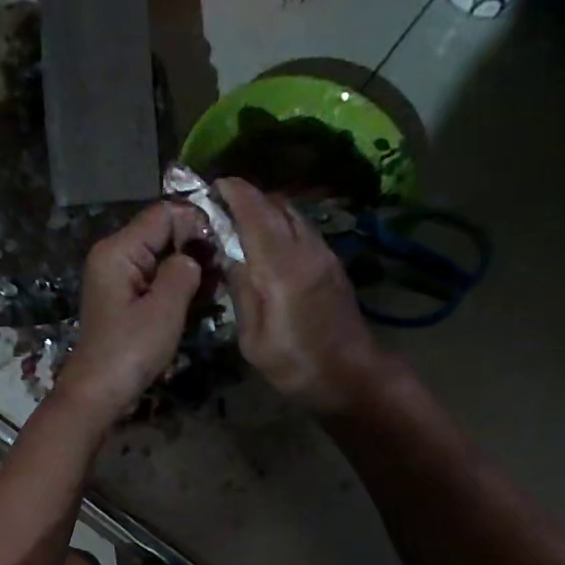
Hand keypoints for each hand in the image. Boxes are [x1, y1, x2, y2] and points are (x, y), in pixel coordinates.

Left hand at [57, 201, 207, 417]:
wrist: (98, 393)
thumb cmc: (130, 351)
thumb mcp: (164, 310)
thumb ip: (183, 272)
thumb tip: (194, 257)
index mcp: (119, 250)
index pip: (163, 214)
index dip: (196, 223)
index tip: (224, 246)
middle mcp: (115, 255)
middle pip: (162, 233)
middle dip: (194, 246)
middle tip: (224, 269)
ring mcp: (118, 277)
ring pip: (161, 257)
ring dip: (188, 268)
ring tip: (215, 286)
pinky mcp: (124, 298)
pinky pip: (155, 278)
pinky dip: (176, 284)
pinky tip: (198, 299)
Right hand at [214, 179, 387, 413]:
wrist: (353, 377)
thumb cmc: (297, 366)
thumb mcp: (254, 341)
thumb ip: (241, 292)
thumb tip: (229, 255)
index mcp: (281, 267)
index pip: (255, 210)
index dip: (232, 192)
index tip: (211, 186)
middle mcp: (306, 250)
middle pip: (275, 204)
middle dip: (246, 198)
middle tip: (220, 209)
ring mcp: (325, 254)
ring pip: (292, 214)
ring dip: (266, 211)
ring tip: (241, 226)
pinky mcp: (334, 264)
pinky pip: (303, 230)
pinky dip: (282, 226)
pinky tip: (268, 247)